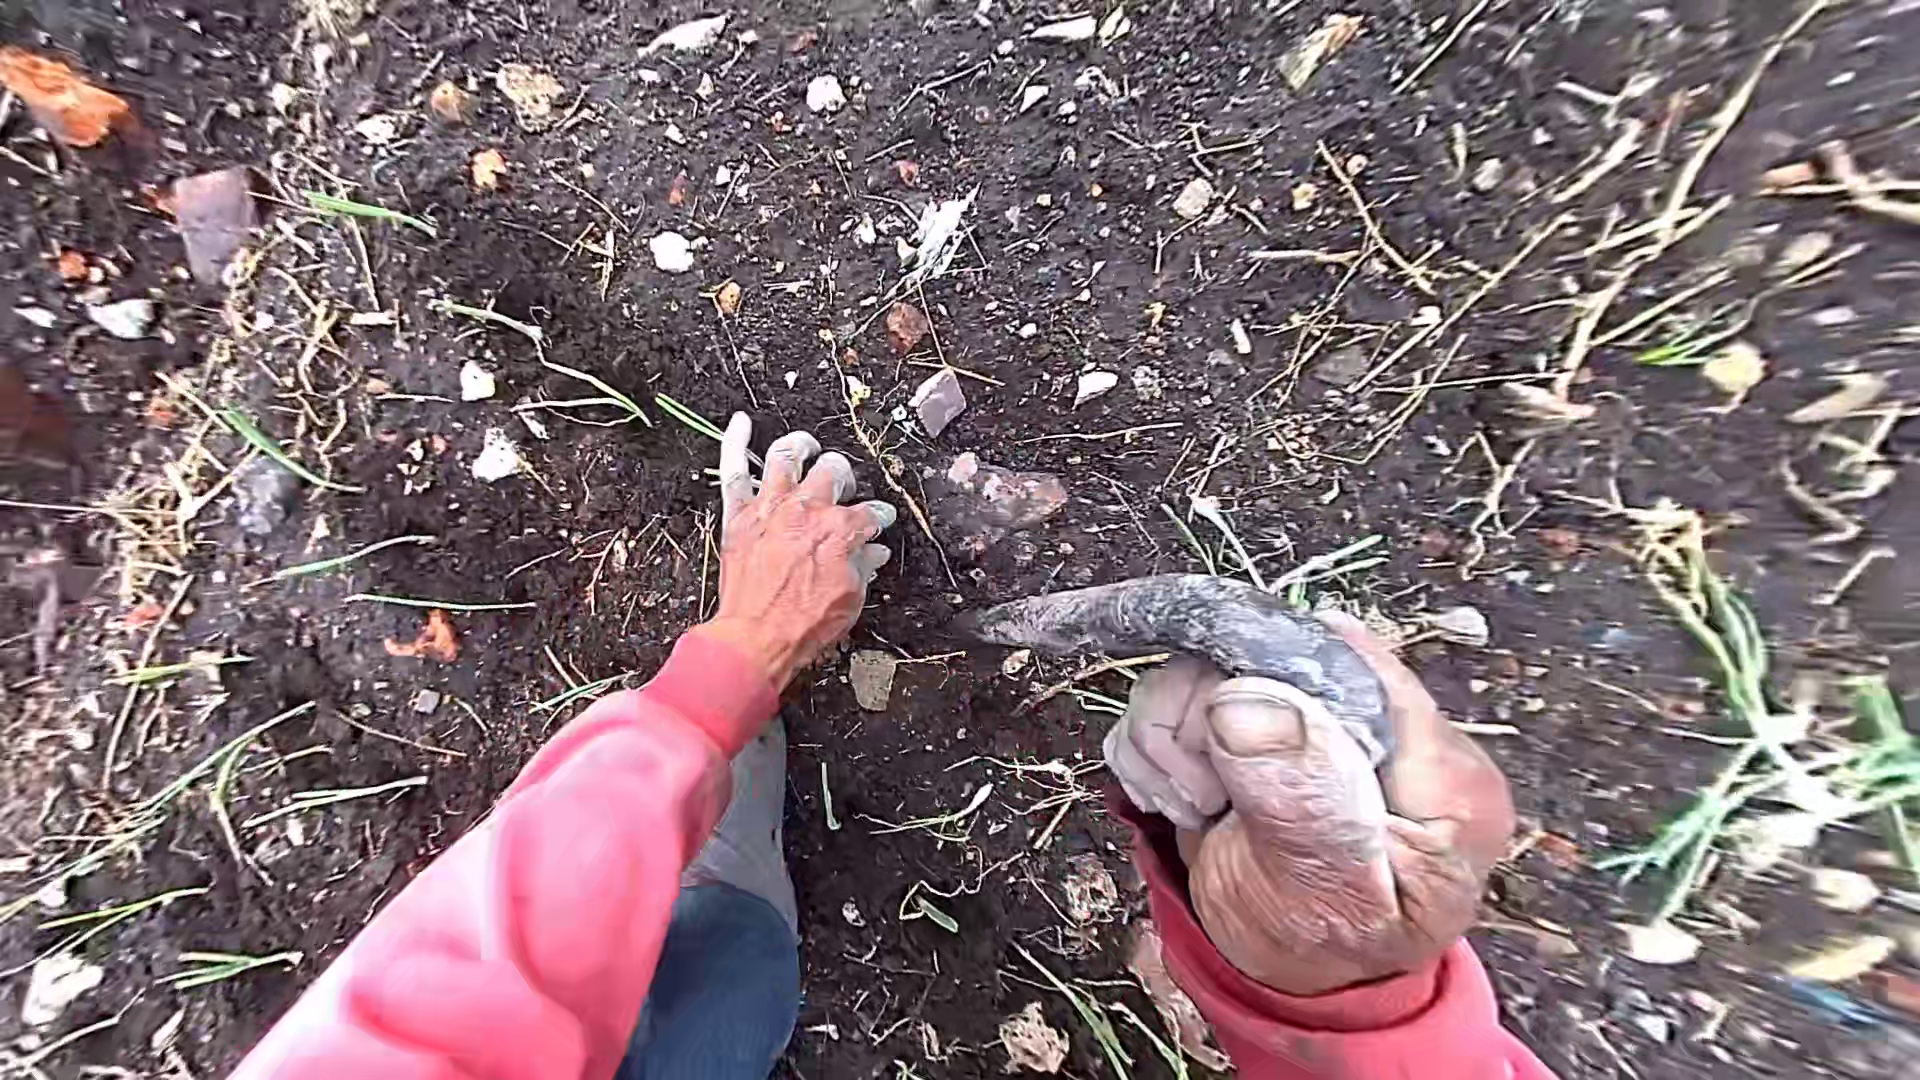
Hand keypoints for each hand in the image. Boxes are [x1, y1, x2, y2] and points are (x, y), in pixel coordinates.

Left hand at [698, 414, 894, 690]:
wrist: (755, 639)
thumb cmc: (803, 623)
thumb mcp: (851, 598)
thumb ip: (864, 565)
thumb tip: (872, 551)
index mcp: (840, 529)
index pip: (870, 512)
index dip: (879, 517)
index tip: (879, 523)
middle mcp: (807, 509)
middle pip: (833, 471)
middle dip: (845, 477)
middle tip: (844, 489)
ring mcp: (771, 507)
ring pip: (787, 456)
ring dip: (801, 446)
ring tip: (808, 446)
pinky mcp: (741, 515)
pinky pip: (734, 469)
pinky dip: (736, 442)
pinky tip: (741, 421)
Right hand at [1104, 611, 1513, 994]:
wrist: (1275, 961)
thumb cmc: (1322, 940)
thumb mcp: (1330, 892)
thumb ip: (1303, 804)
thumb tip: (1247, 700)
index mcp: (1421, 756)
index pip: (1344, 659)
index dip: (1271, 682)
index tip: (1228, 744)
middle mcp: (1351, 716)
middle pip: (1243, 656)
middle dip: (1199, 728)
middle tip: (1207, 797)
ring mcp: (1282, 710)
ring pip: (1186, 671)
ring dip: (1164, 744)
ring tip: (1192, 803)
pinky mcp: (1228, 715)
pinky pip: (1157, 696)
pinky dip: (1146, 748)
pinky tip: (1175, 793)